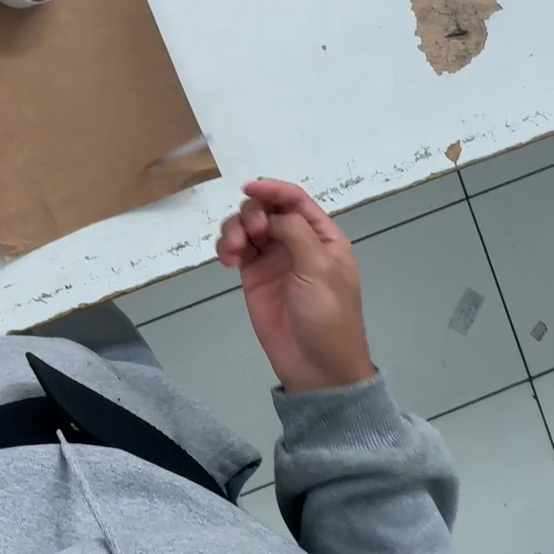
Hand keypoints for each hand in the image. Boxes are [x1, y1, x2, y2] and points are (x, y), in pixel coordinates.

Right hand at [215, 178, 373, 390]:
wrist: (315, 366)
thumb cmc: (328, 316)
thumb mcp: (320, 270)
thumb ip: (296, 233)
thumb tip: (272, 213)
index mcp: (322, 237)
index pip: (295, 200)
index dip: (272, 189)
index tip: (249, 188)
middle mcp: (296, 242)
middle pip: (266, 209)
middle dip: (252, 215)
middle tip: (252, 236)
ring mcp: (272, 258)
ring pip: (245, 226)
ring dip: (234, 231)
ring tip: (233, 253)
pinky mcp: (252, 275)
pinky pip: (234, 248)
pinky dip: (226, 247)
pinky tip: (227, 261)